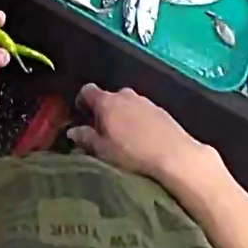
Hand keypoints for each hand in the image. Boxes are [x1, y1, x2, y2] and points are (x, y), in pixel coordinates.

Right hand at [67, 84, 218, 186]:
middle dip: (103, 113)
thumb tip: (72, 131)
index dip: (81, 102)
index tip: (82, 117)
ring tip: (124, 140)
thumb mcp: (103, 151)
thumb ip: (85, 138)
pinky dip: (138, 121)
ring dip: (122, 117)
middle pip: (108, 98)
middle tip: (103, 135)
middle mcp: (125, 95)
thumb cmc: (132, 154)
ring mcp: (145, 101)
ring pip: (126, 105)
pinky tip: (142, 140)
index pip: (87, 90)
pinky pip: (142, 112)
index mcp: (107, 102)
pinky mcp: (160, 110)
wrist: (175, 156)